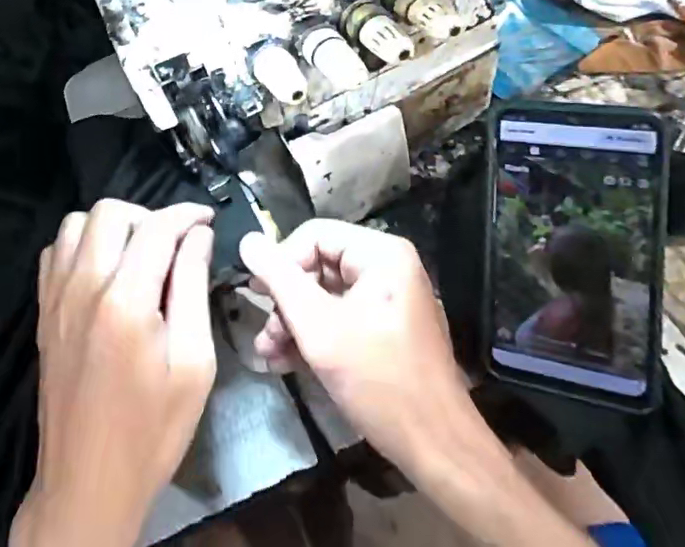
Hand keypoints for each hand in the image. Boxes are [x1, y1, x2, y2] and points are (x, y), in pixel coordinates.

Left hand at [12, 200, 216, 546]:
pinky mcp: (42, 310)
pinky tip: (103, 271)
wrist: (87, 480)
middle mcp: (83, 285)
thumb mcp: (193, 364)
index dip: (186, 214)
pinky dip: (81, 245)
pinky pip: (56, 251)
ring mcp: (55, 296)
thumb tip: (197, 236)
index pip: (156, 228)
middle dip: (148, 216)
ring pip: (77, 222)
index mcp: (125, 300)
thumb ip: (192, 288)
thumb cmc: (151, 429)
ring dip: (112, 227)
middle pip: (110, 211)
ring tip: (137, 255)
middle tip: (173, 245)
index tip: (207, 219)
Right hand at [237, 220, 475, 465]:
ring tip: (268, 352)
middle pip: (317, 266)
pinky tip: (287, 360)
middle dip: (285, 301)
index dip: (281, 262)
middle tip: (264, 331)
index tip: (258, 295)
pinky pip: (341, 317)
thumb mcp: (317, 325)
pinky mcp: (386, 329)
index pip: (314, 235)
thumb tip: (247, 240)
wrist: (438, 450)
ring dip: (293, 322)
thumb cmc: (378, 380)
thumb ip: (278, 278)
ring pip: (324, 295)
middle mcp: (388, 268)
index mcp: (381, 254)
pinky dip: (314, 336)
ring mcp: (389, 300)